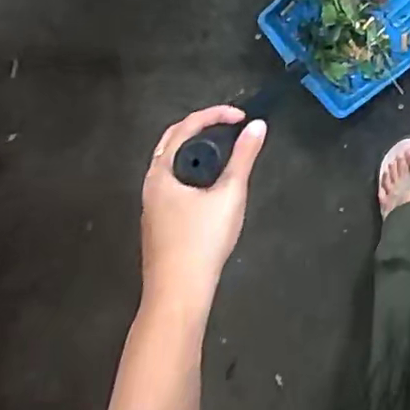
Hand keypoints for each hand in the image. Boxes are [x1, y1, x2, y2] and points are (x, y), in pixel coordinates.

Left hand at [140, 106, 267, 310]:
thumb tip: (257, 125)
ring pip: (171, 161)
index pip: (187, 126)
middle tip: (230, 124)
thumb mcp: (230, 193)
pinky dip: (192, 166)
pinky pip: (173, 179)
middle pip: (173, 140)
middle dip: (202, 126)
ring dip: (196, 147)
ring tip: (225, 147)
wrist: (178, 295)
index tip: (242, 117)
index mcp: (162, 172)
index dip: (216, 114)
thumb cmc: (202, 240)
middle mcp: (151, 184)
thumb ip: (244, 156)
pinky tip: (211, 181)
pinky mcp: (158, 221)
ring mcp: (152, 204)